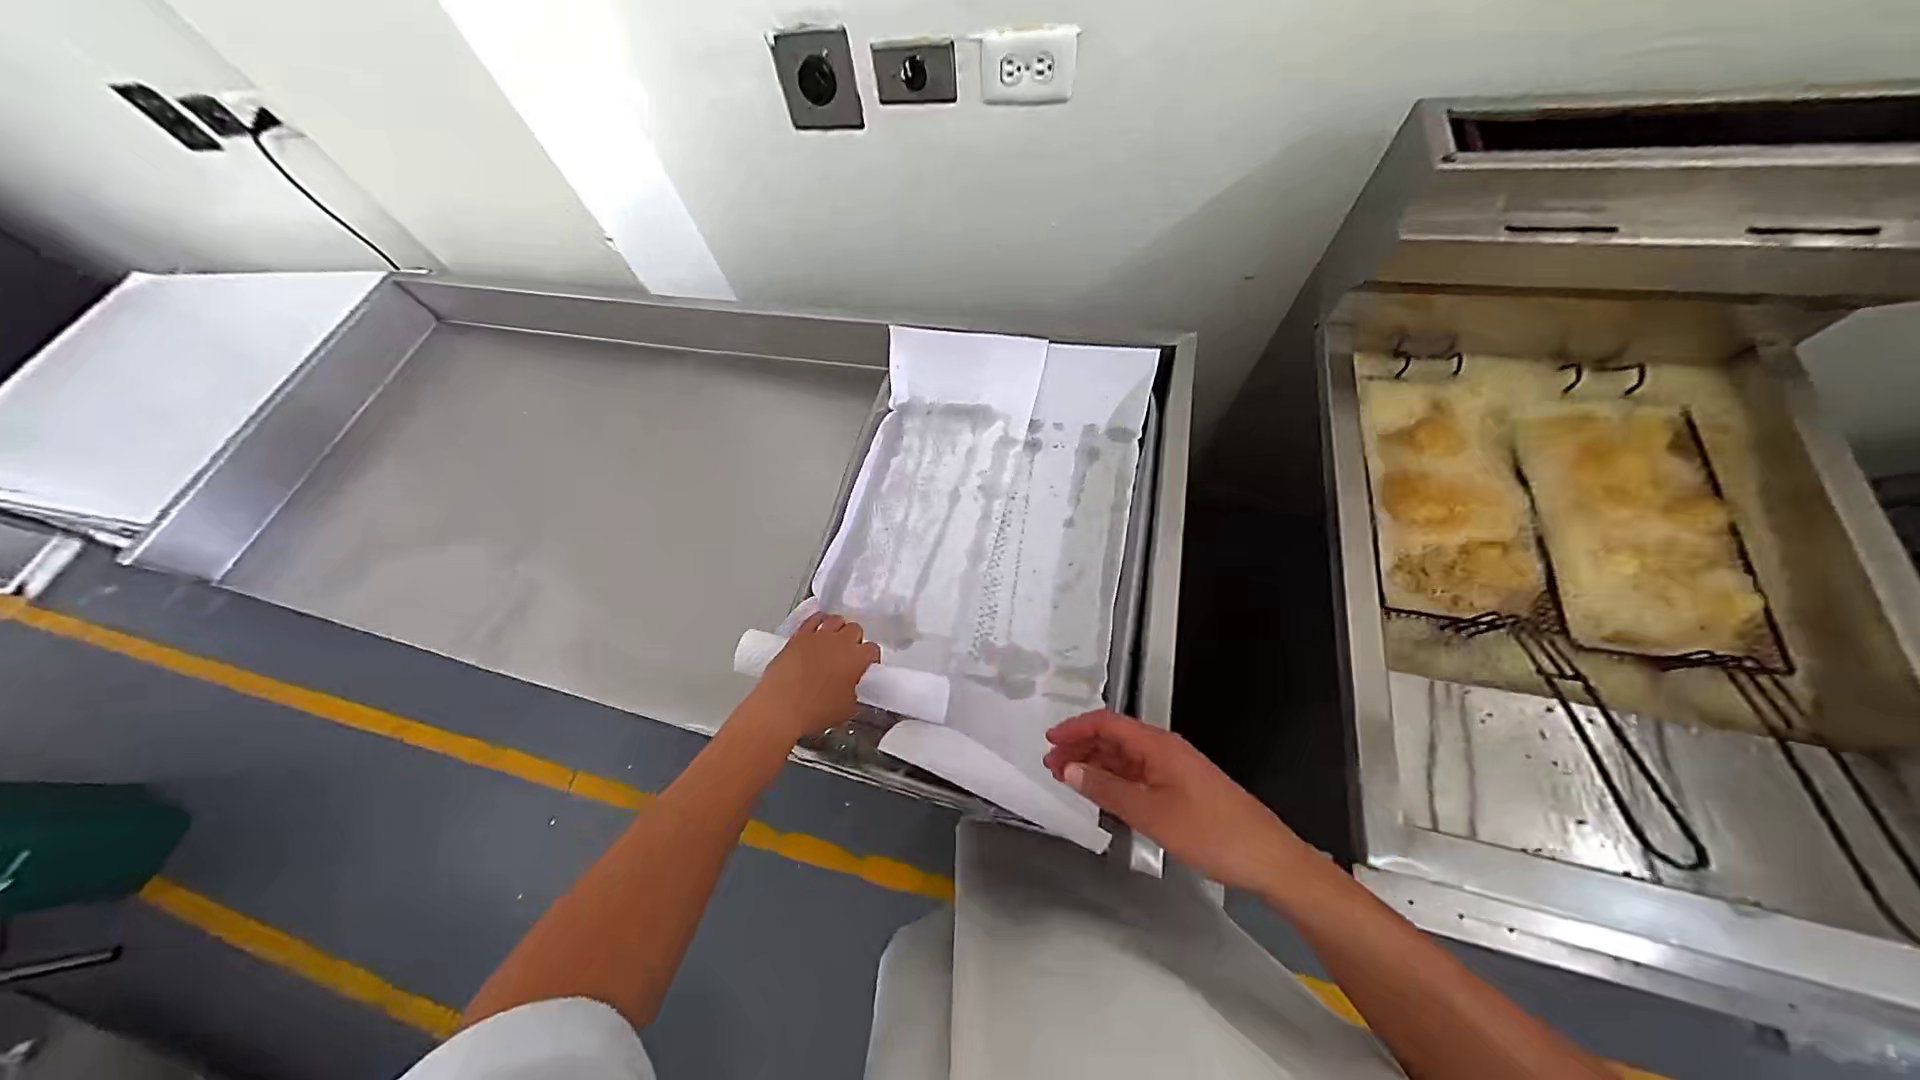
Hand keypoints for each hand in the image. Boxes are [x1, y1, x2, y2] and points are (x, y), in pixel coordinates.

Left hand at [746, 613, 880, 741]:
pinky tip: (818, 628)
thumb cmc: (813, 710)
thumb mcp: (847, 709)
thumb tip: (851, 693)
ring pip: (836, 620)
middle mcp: (839, 642)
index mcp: (856, 658)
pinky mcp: (799, 636)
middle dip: (855, 640)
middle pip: (855, 629)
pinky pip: (813, 619)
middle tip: (850, 653)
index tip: (867, 664)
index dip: (870, 657)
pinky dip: (818, 622)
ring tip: (835, 640)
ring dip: (838, 629)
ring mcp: (818, 636)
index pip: (872, 649)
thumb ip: (855, 694)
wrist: (780, 708)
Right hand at [1044, 710, 1320, 893]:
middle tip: (1052, 764)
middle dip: (1080, 747)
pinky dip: (1114, 781)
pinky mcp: (1181, 789)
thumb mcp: (1150, 813)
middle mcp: (1165, 750)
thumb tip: (1070, 770)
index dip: (1075, 728)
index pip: (1107, 723)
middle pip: (1114, 738)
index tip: (1049, 740)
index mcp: (1158, 745)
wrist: (1269, 859)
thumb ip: (1106, 790)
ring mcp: (1174, 770)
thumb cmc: (1214, 833)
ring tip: (1069, 779)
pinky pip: (1138, 775)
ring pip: (1125, 758)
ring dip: (1095, 765)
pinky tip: (1102, 795)